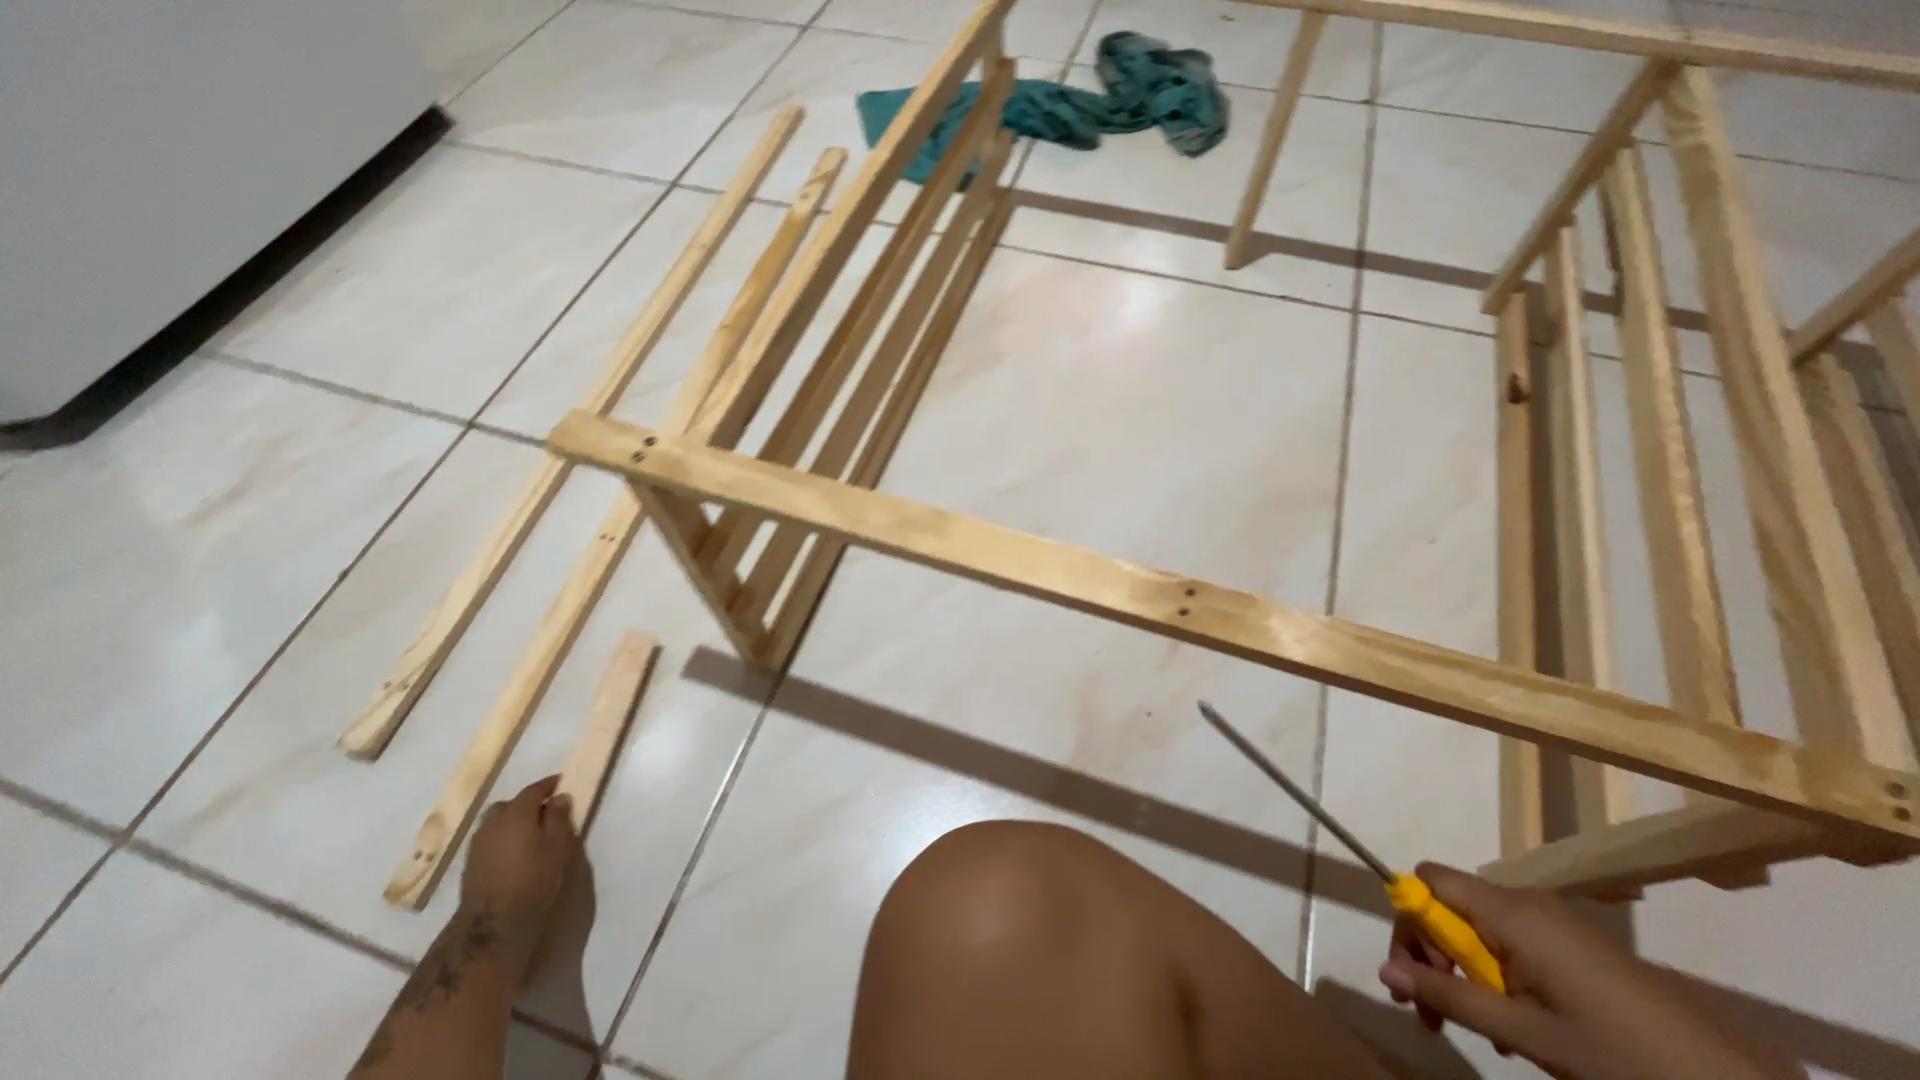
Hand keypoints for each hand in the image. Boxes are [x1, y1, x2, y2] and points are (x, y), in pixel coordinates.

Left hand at [460, 776, 576, 954]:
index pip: (533, 790)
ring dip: (512, 821)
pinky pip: (489, 838)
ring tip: (529, 834)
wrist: (494, 922)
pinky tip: (513, 852)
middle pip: (510, 804)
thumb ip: (559, 820)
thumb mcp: (557, 849)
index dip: (549, 785)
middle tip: (546, 813)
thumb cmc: (533, 880)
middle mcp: (492, 822)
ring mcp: (477, 842)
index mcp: (516, 814)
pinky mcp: (470, 861)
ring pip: (496, 821)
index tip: (562, 782)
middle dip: (527, 804)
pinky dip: (502, 837)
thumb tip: (559, 797)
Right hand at [1378, 863, 1803, 1079]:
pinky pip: (1510, 943)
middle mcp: (1527, 903)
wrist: (1720, 1077)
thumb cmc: (1613, 1051)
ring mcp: (1552, 922)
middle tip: (1431, 1015)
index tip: (1414, 975)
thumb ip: (1448, 995)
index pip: (1428, 881)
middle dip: (1430, 956)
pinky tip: (1512, 1027)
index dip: (1409, 919)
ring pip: (1477, 929)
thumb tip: (1383, 967)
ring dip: (1461, 974)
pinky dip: (1496, 978)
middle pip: (1448, 906)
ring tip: (1475, 1031)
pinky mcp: (1571, 943)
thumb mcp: (1523, 1032)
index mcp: (1512, 913)